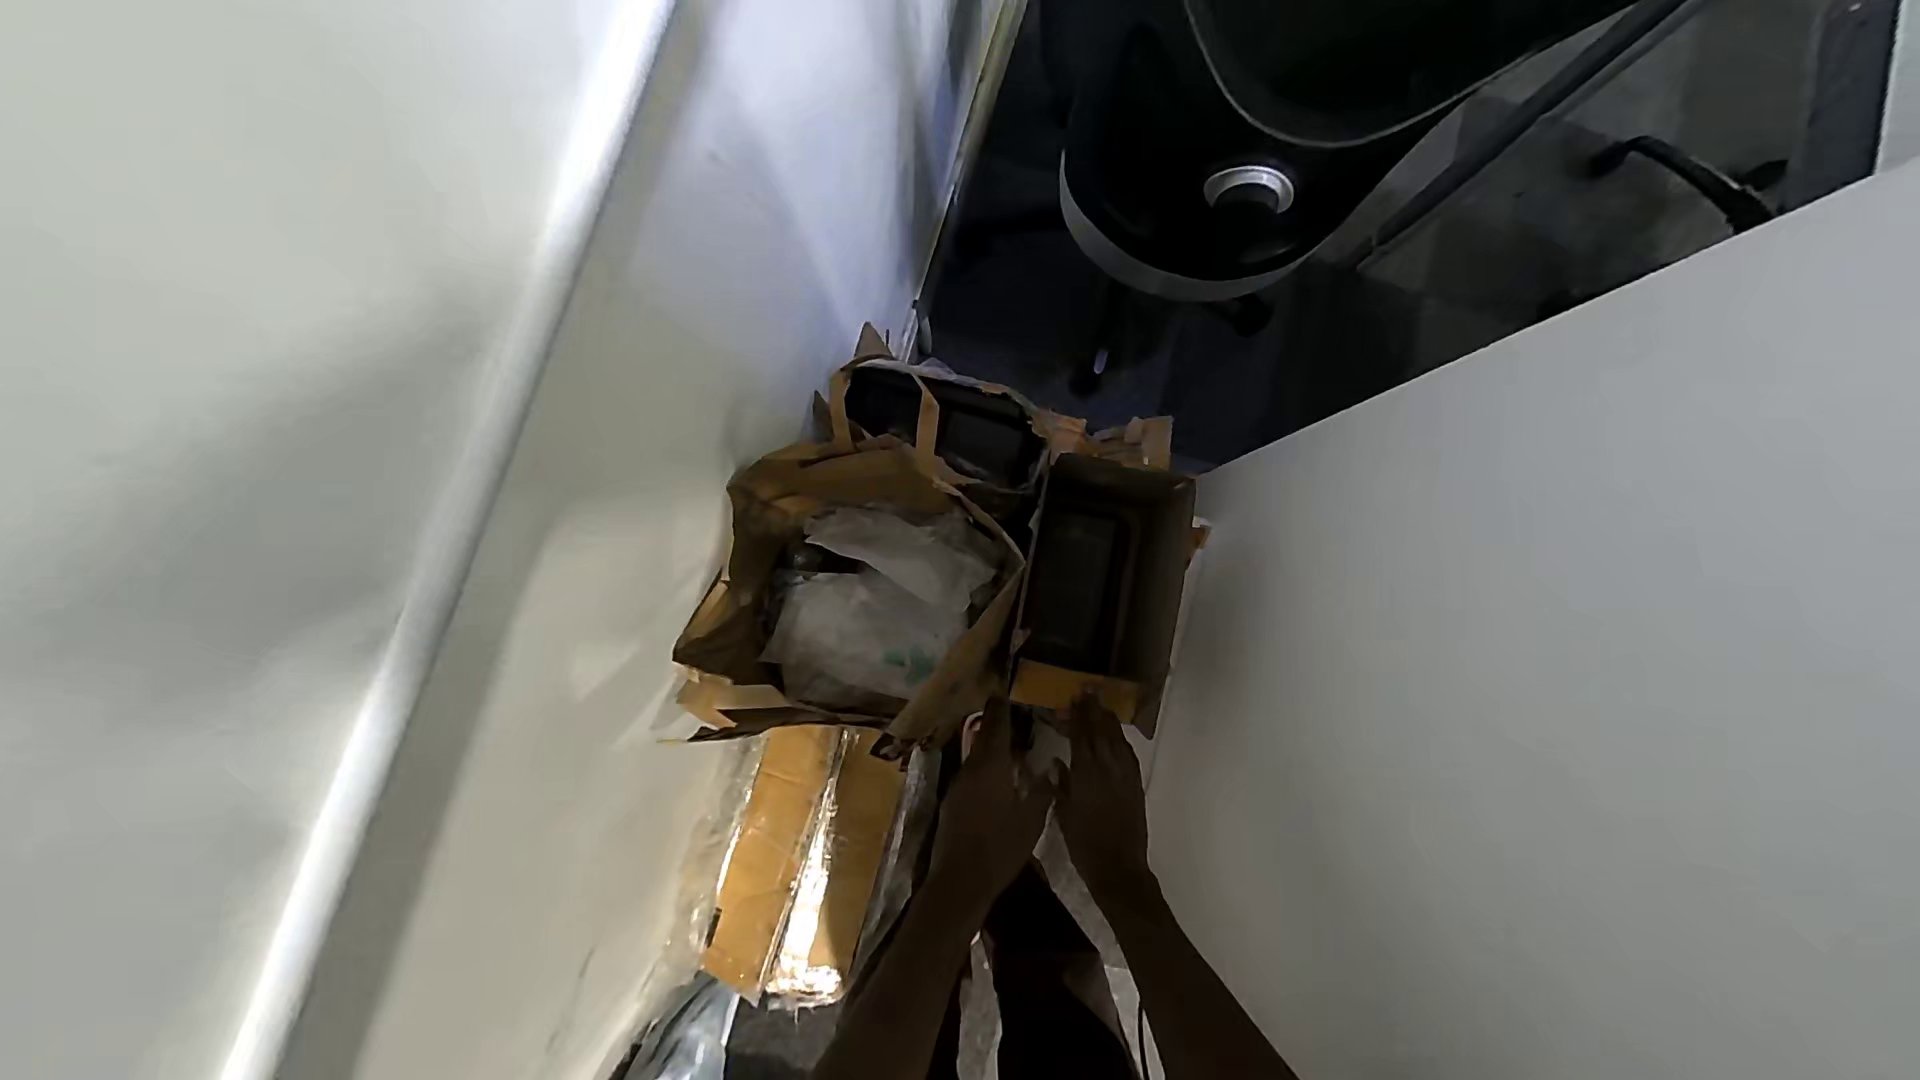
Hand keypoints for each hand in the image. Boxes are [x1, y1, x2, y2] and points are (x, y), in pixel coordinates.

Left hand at [927, 702, 1054, 913]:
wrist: (960, 880)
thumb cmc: (1000, 847)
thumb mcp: (1030, 820)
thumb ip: (1042, 791)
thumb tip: (1050, 768)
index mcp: (990, 767)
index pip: (996, 728)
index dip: (1000, 709)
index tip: (1002, 692)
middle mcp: (971, 770)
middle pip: (983, 739)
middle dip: (994, 724)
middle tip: (1006, 711)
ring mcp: (958, 787)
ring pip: (976, 758)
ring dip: (989, 748)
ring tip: (1006, 743)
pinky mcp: (952, 804)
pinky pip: (971, 775)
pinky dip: (983, 768)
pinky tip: (995, 778)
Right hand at [1057, 693, 1154, 905]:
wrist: (1119, 868)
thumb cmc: (1084, 843)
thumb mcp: (1063, 813)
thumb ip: (1060, 785)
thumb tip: (1056, 763)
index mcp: (1085, 774)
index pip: (1080, 735)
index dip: (1077, 715)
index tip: (1073, 697)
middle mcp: (1107, 768)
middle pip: (1100, 731)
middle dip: (1094, 710)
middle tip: (1088, 691)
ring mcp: (1125, 775)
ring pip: (1116, 739)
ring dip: (1108, 721)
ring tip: (1101, 706)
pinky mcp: (1136, 785)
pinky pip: (1128, 754)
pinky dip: (1120, 740)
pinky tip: (1115, 736)